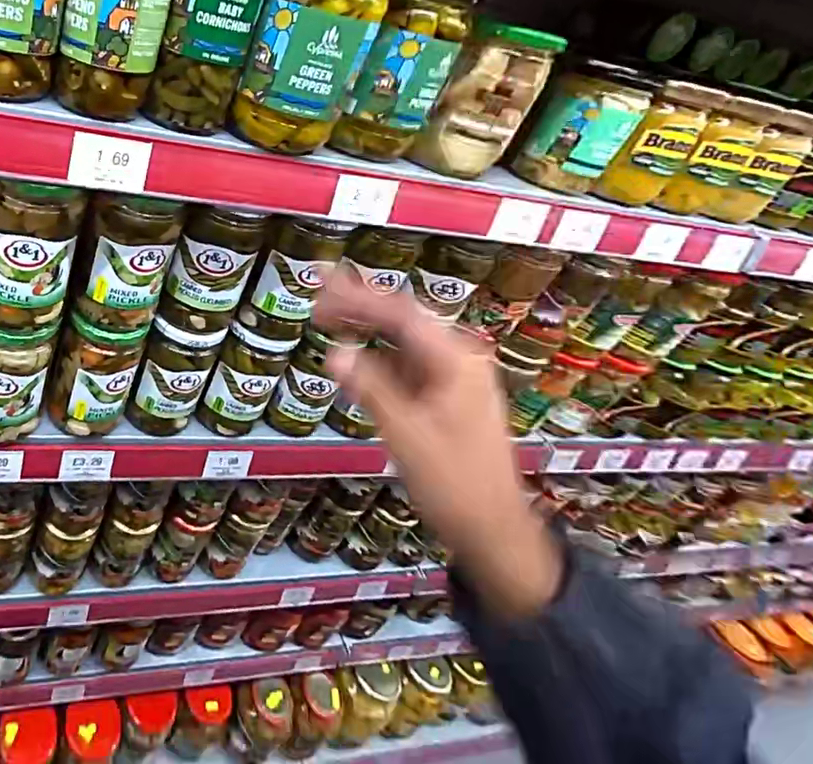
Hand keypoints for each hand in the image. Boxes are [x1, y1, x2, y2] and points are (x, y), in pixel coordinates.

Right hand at [314, 267, 561, 618]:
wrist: (495, 533)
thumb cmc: (456, 485)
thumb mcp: (407, 435)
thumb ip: (370, 388)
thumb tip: (335, 353)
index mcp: (455, 362)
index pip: (399, 314)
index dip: (358, 294)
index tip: (322, 279)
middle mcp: (457, 362)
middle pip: (401, 320)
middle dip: (358, 303)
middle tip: (317, 288)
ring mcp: (451, 379)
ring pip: (400, 340)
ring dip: (364, 326)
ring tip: (325, 313)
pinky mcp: (442, 397)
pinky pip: (403, 363)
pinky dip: (375, 353)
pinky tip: (352, 352)